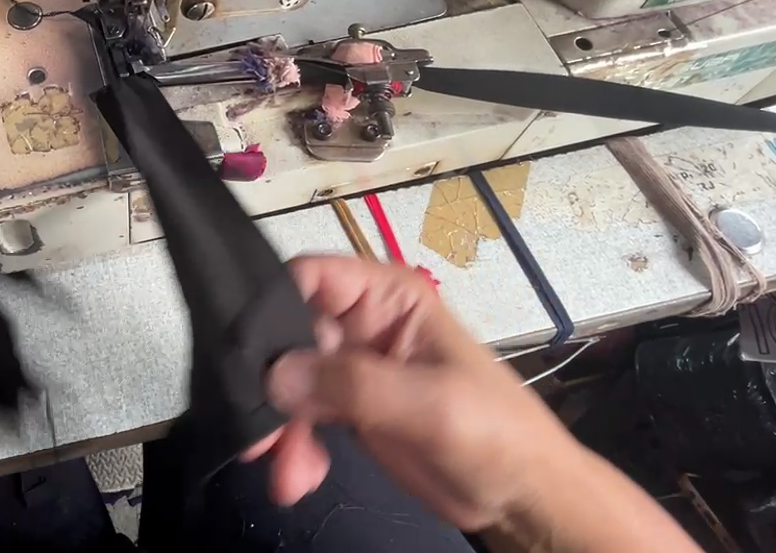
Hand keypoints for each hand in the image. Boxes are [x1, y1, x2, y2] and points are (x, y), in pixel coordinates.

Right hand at [251, 256, 696, 551]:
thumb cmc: (493, 432)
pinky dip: (292, 443)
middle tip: (256, 431)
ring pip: (288, 377)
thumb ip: (353, 384)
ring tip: (284, 472)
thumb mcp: (430, 405)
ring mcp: (350, 363)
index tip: (250, 354)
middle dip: (271, 380)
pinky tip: (299, 476)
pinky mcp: (344, 405)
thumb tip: (276, 373)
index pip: (311, 276)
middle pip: (289, 330)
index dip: (275, 306)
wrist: (525, 500)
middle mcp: (359, 319)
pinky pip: (299, 413)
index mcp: (384, 294)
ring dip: (279, 423)